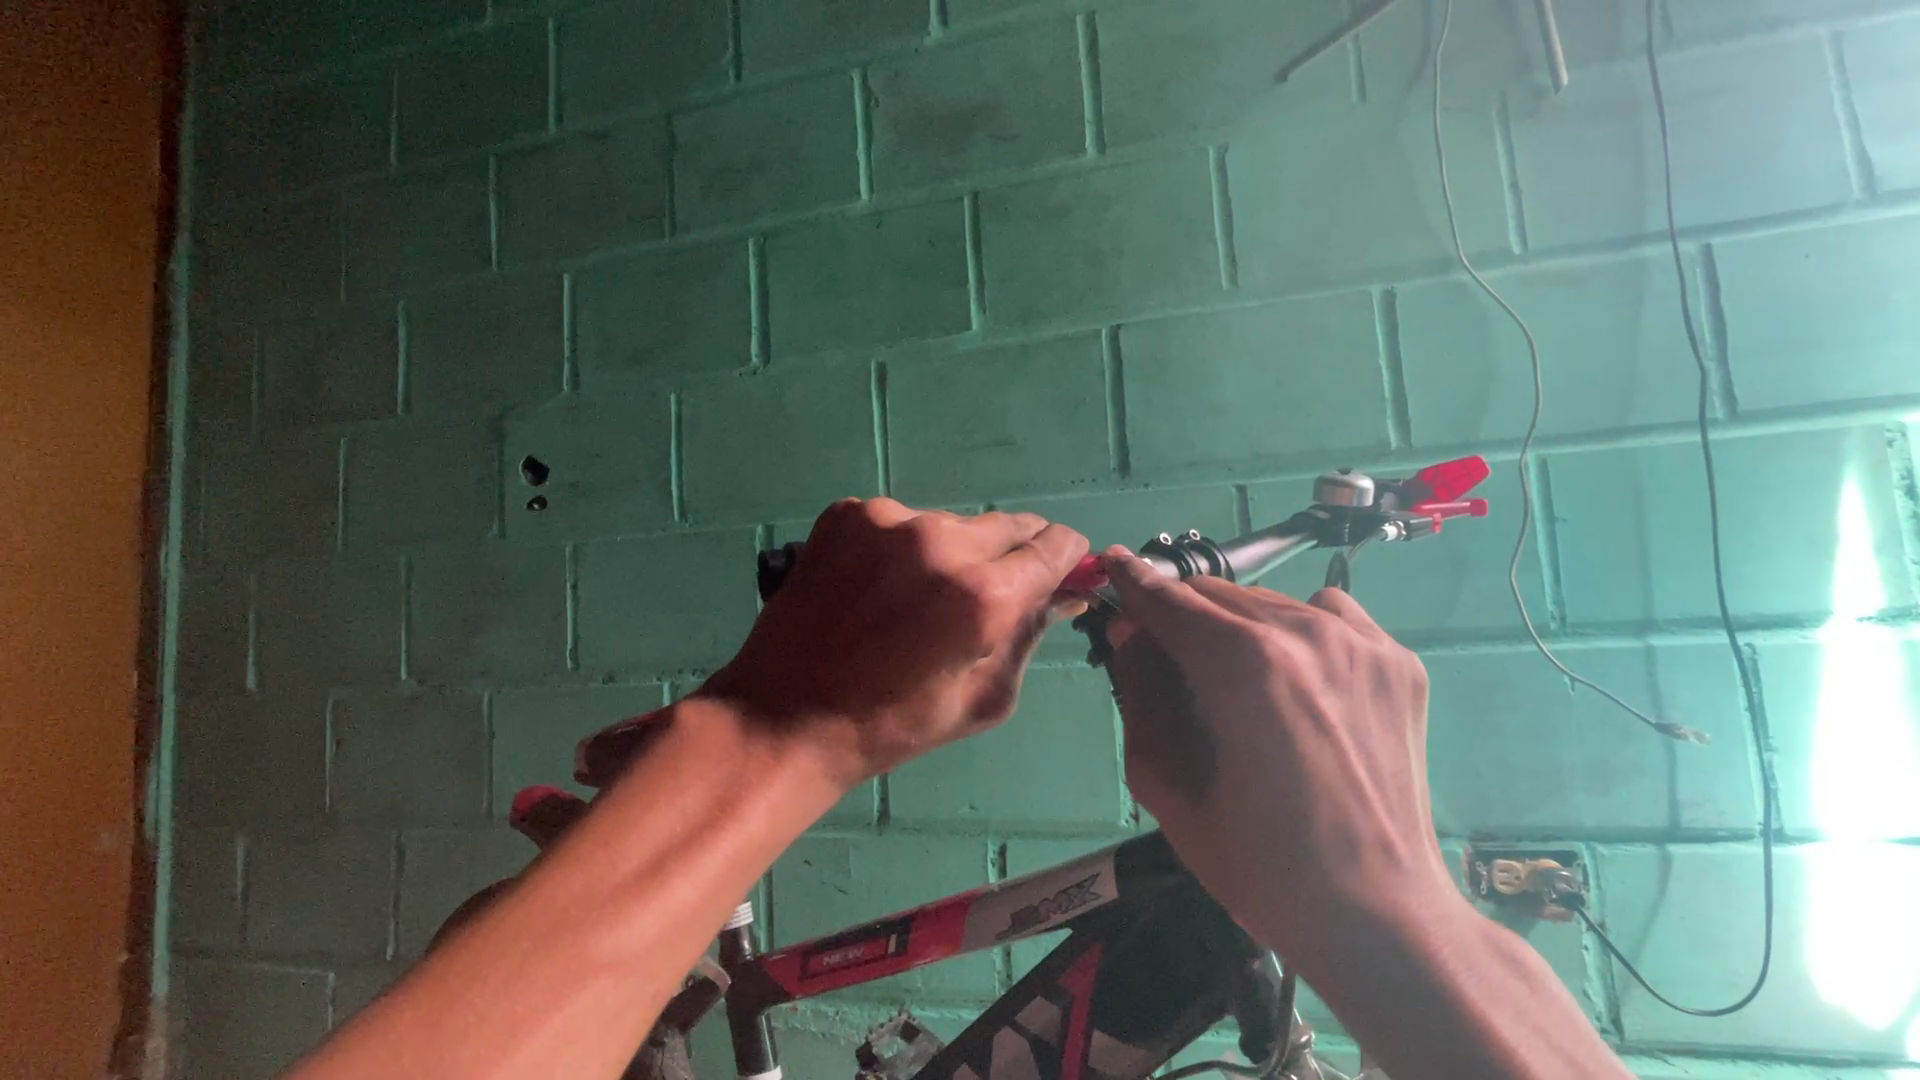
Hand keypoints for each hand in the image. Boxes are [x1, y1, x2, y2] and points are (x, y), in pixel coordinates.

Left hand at [698, 499, 1088, 788]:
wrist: (785, 717)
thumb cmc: (892, 725)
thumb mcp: (982, 698)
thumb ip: (1030, 636)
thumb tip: (1064, 594)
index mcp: (982, 594)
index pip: (1053, 545)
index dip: (1067, 555)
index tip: (1064, 566)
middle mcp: (940, 540)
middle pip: (1006, 525)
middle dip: (1013, 553)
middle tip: (990, 589)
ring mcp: (888, 519)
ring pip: (950, 523)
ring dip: (953, 551)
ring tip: (918, 597)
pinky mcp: (847, 513)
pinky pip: (899, 522)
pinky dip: (902, 547)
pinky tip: (877, 586)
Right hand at [1101, 549, 1453, 961]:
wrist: (1380, 914)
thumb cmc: (1260, 866)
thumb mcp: (1167, 787)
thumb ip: (1140, 697)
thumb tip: (1131, 635)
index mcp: (1243, 667)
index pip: (1169, 601)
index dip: (1131, 582)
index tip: (1111, 565)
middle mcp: (1305, 634)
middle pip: (1216, 595)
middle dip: (1178, 613)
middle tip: (1161, 651)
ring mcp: (1362, 643)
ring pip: (1270, 601)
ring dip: (1235, 624)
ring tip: (1233, 677)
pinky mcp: (1399, 661)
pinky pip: (1329, 615)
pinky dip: (1297, 630)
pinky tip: (1297, 678)